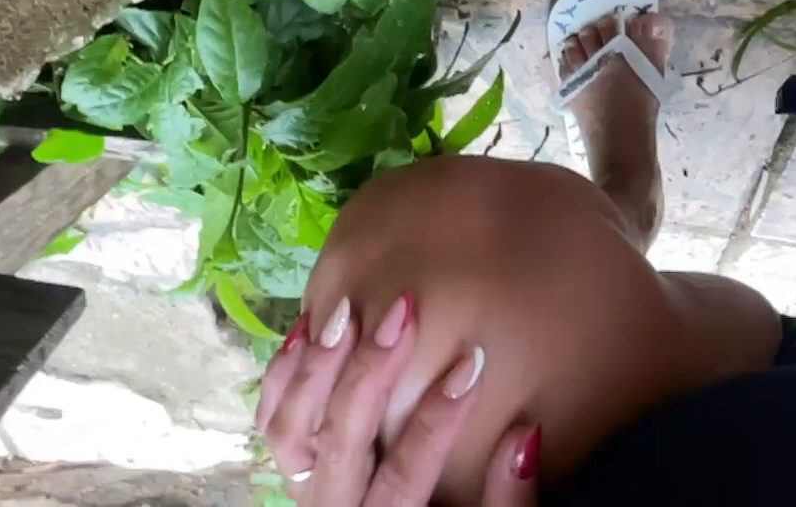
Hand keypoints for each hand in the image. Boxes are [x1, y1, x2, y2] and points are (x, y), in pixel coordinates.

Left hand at [256, 294, 539, 506]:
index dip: (437, 419)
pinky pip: (272, 420)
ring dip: (320, 366)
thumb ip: (507, 501)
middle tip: (404, 311)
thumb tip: (523, 438)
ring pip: (293, 430)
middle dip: (371, 371)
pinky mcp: (295, 462)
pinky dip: (284, 373)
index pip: (403, 475)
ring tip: (349, 309)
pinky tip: (308, 325)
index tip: (473, 360)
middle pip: (342, 441)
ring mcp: (306, 484)